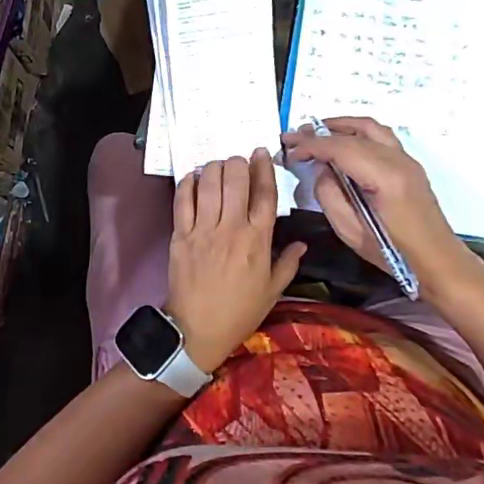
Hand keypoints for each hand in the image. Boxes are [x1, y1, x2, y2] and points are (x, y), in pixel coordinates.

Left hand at [165, 148, 307, 371]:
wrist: (198, 330)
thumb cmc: (239, 312)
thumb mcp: (273, 291)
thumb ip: (288, 263)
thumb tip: (302, 243)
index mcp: (258, 240)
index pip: (265, 194)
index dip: (264, 168)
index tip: (261, 153)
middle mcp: (231, 229)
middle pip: (236, 180)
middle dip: (238, 162)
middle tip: (238, 161)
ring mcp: (203, 230)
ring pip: (209, 184)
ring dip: (215, 168)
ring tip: (218, 166)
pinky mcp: (180, 235)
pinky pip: (182, 200)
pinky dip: (188, 183)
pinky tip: (194, 178)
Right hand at [280, 117, 466, 283]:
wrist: (437, 260)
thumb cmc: (394, 253)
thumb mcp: (350, 231)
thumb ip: (329, 195)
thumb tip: (322, 170)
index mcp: (385, 178)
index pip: (341, 147)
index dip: (312, 145)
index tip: (290, 149)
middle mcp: (399, 160)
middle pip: (355, 133)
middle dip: (321, 132)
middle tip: (295, 135)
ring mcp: (408, 160)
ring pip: (371, 128)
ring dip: (342, 125)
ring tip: (317, 130)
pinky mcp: (410, 165)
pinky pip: (381, 137)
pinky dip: (358, 132)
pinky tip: (343, 141)